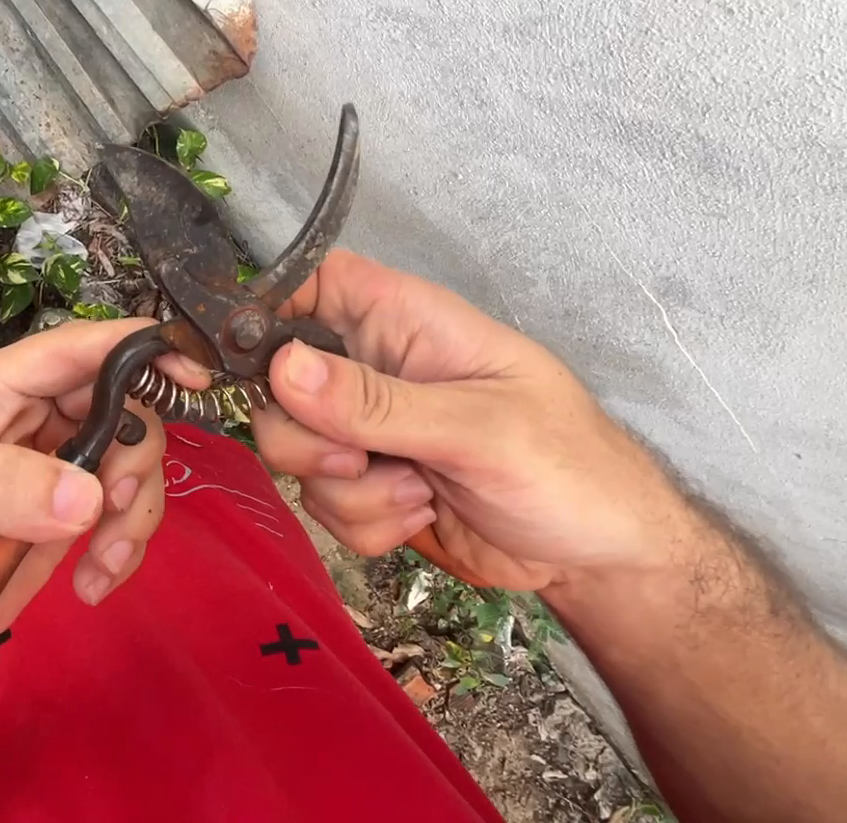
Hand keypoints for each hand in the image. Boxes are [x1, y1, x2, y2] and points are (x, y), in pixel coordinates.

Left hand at [0, 319, 206, 678]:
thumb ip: (2, 490)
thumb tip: (85, 494)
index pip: (76, 346)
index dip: (137, 348)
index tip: (190, 376)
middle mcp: (38, 409)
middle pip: (123, 400)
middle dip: (133, 457)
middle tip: (115, 507)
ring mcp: (65, 452)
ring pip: (138, 453)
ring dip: (134, 511)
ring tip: (100, 560)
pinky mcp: (82, 497)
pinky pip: (134, 502)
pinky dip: (127, 543)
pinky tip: (94, 578)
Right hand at [250, 250, 697, 591]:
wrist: (601, 564)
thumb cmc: (570, 468)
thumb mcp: (480, 429)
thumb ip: (378, 402)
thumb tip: (282, 368)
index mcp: (399, 321)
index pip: (308, 281)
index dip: (264, 305)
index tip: (245, 357)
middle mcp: (365, 367)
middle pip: (274, 381)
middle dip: (305, 435)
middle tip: (356, 458)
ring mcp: (357, 429)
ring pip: (289, 448)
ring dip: (347, 490)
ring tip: (418, 494)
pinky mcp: (358, 483)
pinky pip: (316, 500)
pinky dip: (362, 523)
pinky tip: (419, 517)